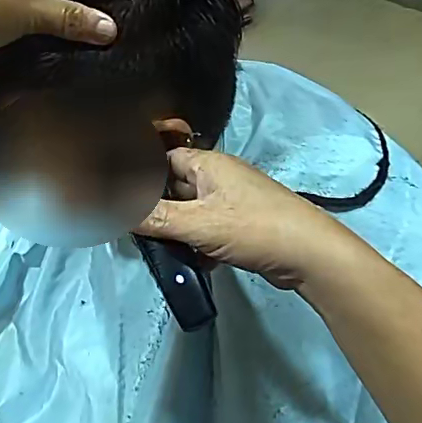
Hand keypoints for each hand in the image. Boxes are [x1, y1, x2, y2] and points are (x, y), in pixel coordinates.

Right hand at [137, 148, 363, 289]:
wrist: (308, 253)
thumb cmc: (254, 227)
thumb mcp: (198, 223)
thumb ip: (155, 218)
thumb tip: (113, 210)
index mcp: (208, 164)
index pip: (163, 159)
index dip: (139, 174)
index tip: (115, 196)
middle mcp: (219, 178)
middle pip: (175, 187)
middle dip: (154, 208)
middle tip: (131, 230)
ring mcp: (232, 203)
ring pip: (191, 213)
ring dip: (176, 231)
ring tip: (156, 250)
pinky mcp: (242, 227)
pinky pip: (208, 231)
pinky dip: (197, 245)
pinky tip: (190, 262)